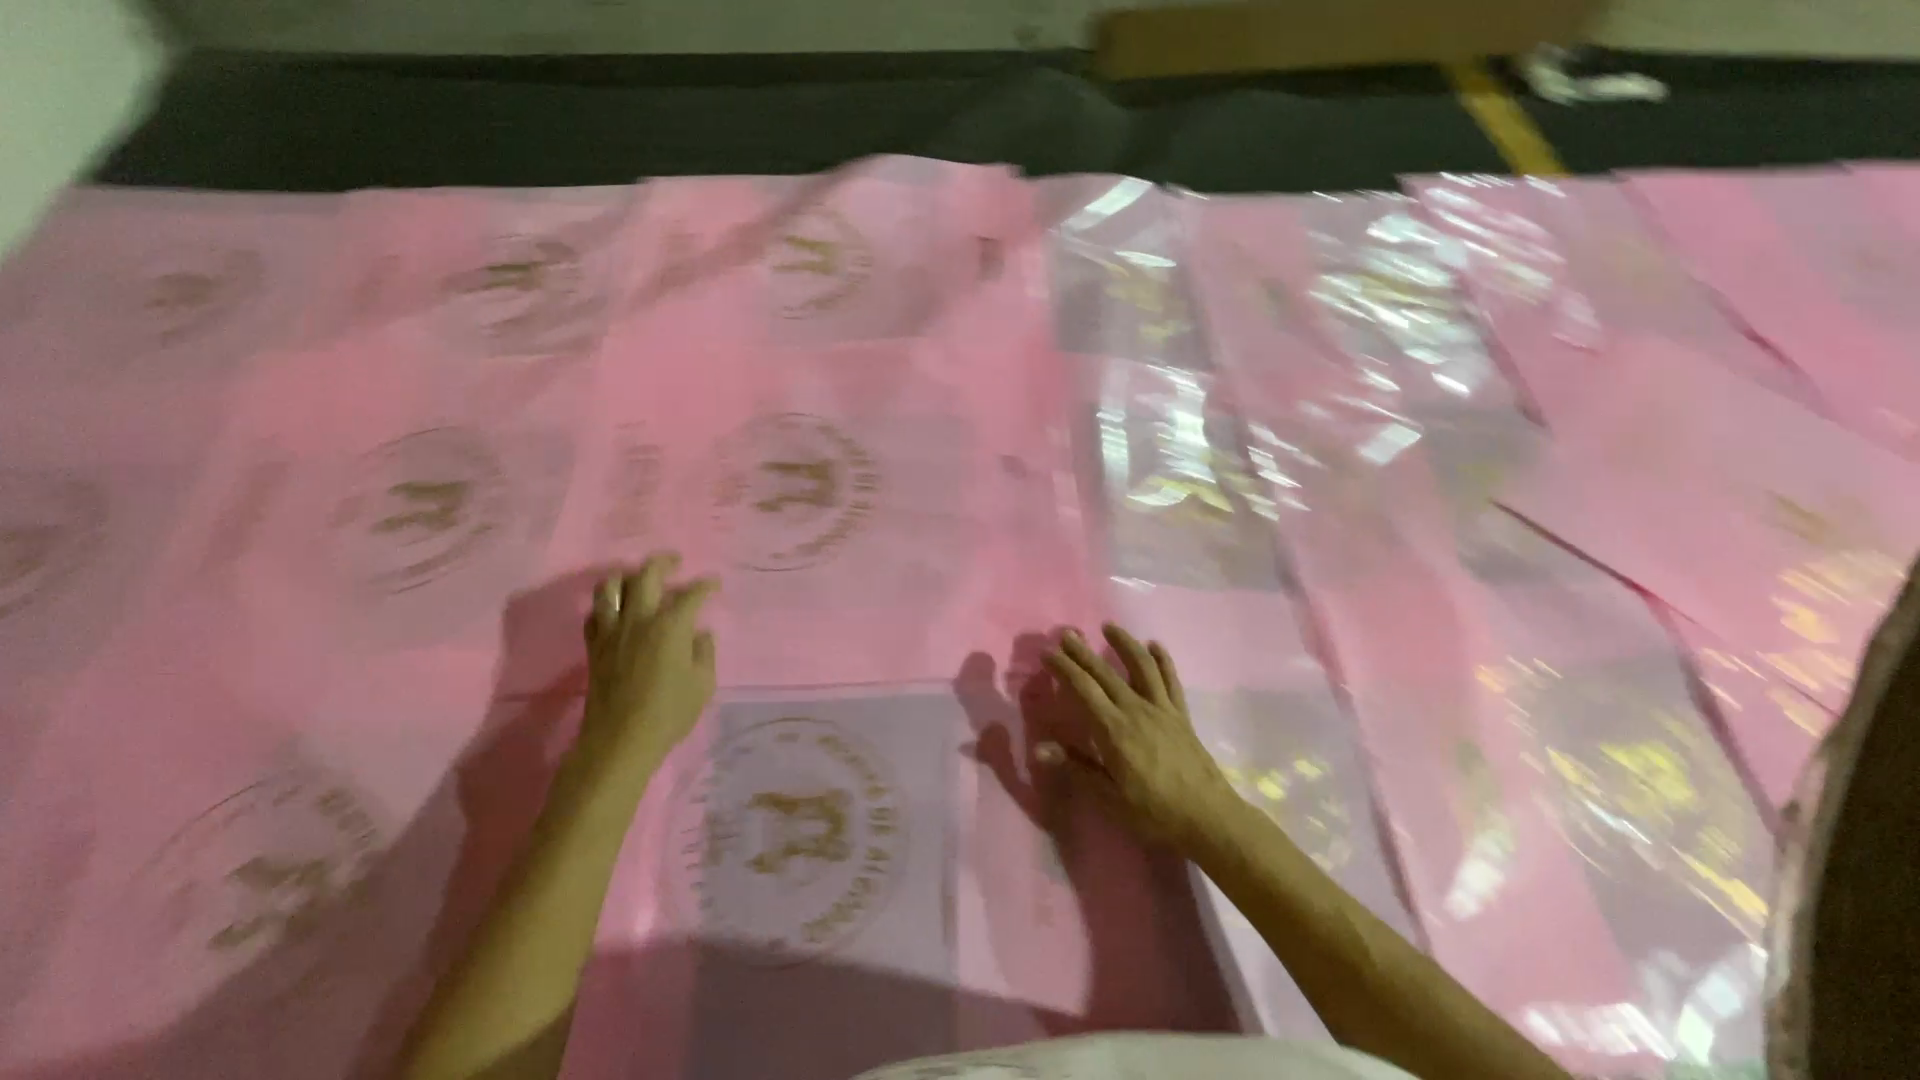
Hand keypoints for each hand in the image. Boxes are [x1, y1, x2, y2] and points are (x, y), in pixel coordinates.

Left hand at [581, 553, 718, 767]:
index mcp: (670, 626)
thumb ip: (704, 653)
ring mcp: (611, 631)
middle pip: (645, 575)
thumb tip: (700, 634)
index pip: (691, 594)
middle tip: (675, 562)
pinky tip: (615, 610)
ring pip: (611, 587)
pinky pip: (594, 614)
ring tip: (638, 578)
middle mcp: (638, 619)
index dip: (705, 585)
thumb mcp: (702, 684)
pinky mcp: (594, 647)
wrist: (621, 739)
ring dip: (627, 576)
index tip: (714, 583)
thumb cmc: (670, 713)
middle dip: (663, 562)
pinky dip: (605, 605)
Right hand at [1042, 624, 1238, 849]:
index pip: (1083, 689)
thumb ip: (1076, 767)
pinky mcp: (1182, 715)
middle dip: (1083, 652)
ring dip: (1124, 643)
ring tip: (1109, 627)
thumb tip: (1038, 748)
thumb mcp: (1109, 797)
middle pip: (1106, 673)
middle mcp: (1137, 710)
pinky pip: (1171, 681)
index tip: (1047, 652)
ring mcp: (1162, 710)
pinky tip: (1155, 645)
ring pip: (1141, 667)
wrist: (1209, 817)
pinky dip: (1162, 660)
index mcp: (1114, 730)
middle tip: (1067, 633)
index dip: (1064, 668)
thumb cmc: (1154, 812)